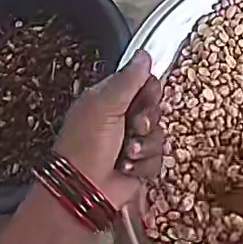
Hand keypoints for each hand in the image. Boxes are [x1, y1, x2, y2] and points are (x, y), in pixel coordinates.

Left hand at [51, 52, 164, 208]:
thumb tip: (144, 54)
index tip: (143, 98)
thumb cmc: (86, 144)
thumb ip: (128, 80)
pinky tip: (127, 167)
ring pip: (159, 134)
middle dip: (147, 120)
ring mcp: (132, 142)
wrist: (82, 189)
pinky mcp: (141, 165)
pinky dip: (144, 164)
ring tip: (127, 153)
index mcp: (110, 98)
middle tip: (135, 126)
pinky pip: (159, 158)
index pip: (143, 83)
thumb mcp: (105, 105)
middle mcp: (122, 117)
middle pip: (155, 107)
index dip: (148, 91)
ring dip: (145, 145)